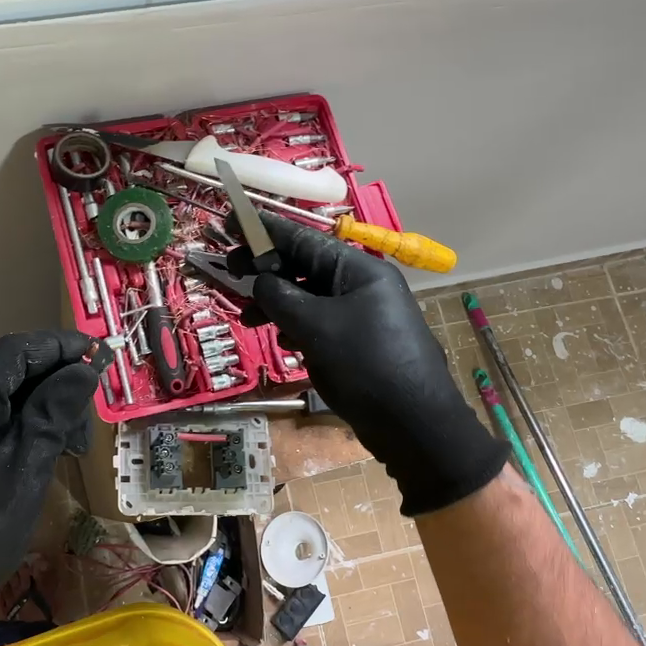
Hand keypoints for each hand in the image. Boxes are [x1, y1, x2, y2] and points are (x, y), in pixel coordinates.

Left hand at [0, 330, 104, 645]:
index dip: (58, 346)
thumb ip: (49, 417)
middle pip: (5, 373)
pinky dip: (20, 430)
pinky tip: (44, 456)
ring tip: (74, 446)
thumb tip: (82, 368)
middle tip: (91, 418)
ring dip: (40, 409)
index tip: (101, 354)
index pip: (13, 353)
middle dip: (53, 382)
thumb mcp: (20, 477)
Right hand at [236, 214, 507, 515]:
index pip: (304, 239)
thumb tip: (260, 280)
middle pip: (305, 266)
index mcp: (358, 270)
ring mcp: (363, 314)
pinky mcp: (359, 342)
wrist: (414, 424)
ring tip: (248, 317)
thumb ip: (280, 297)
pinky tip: (282, 340)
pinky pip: (320, 322)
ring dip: (277, 303)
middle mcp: (362, 285)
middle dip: (267, 270)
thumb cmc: (366, 366)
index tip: (231, 221)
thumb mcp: (315, 327)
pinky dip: (296, 325)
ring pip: (309, 297)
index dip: (264, 229)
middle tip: (230, 271)